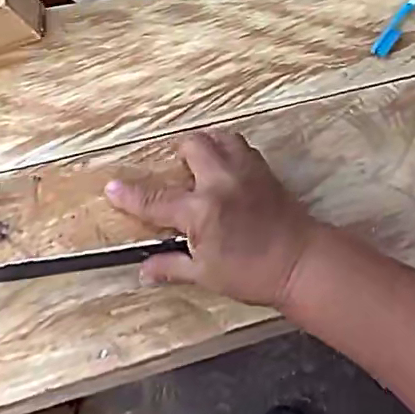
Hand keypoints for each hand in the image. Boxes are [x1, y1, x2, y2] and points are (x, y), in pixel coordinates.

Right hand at [105, 129, 322, 307]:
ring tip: (199, 164)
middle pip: (195, 145)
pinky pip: (244, 148)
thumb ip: (172, 266)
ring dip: (208, 144)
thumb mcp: (204, 275)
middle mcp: (223, 181)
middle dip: (179, 152)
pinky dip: (230, 150)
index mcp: (201, 209)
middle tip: (173, 170)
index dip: (130, 194)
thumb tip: (145, 268)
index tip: (113, 186)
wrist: (301, 259)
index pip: (156, 199)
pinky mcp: (267, 171)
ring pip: (224, 138)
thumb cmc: (251, 272)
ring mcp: (248, 171)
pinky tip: (226, 169)